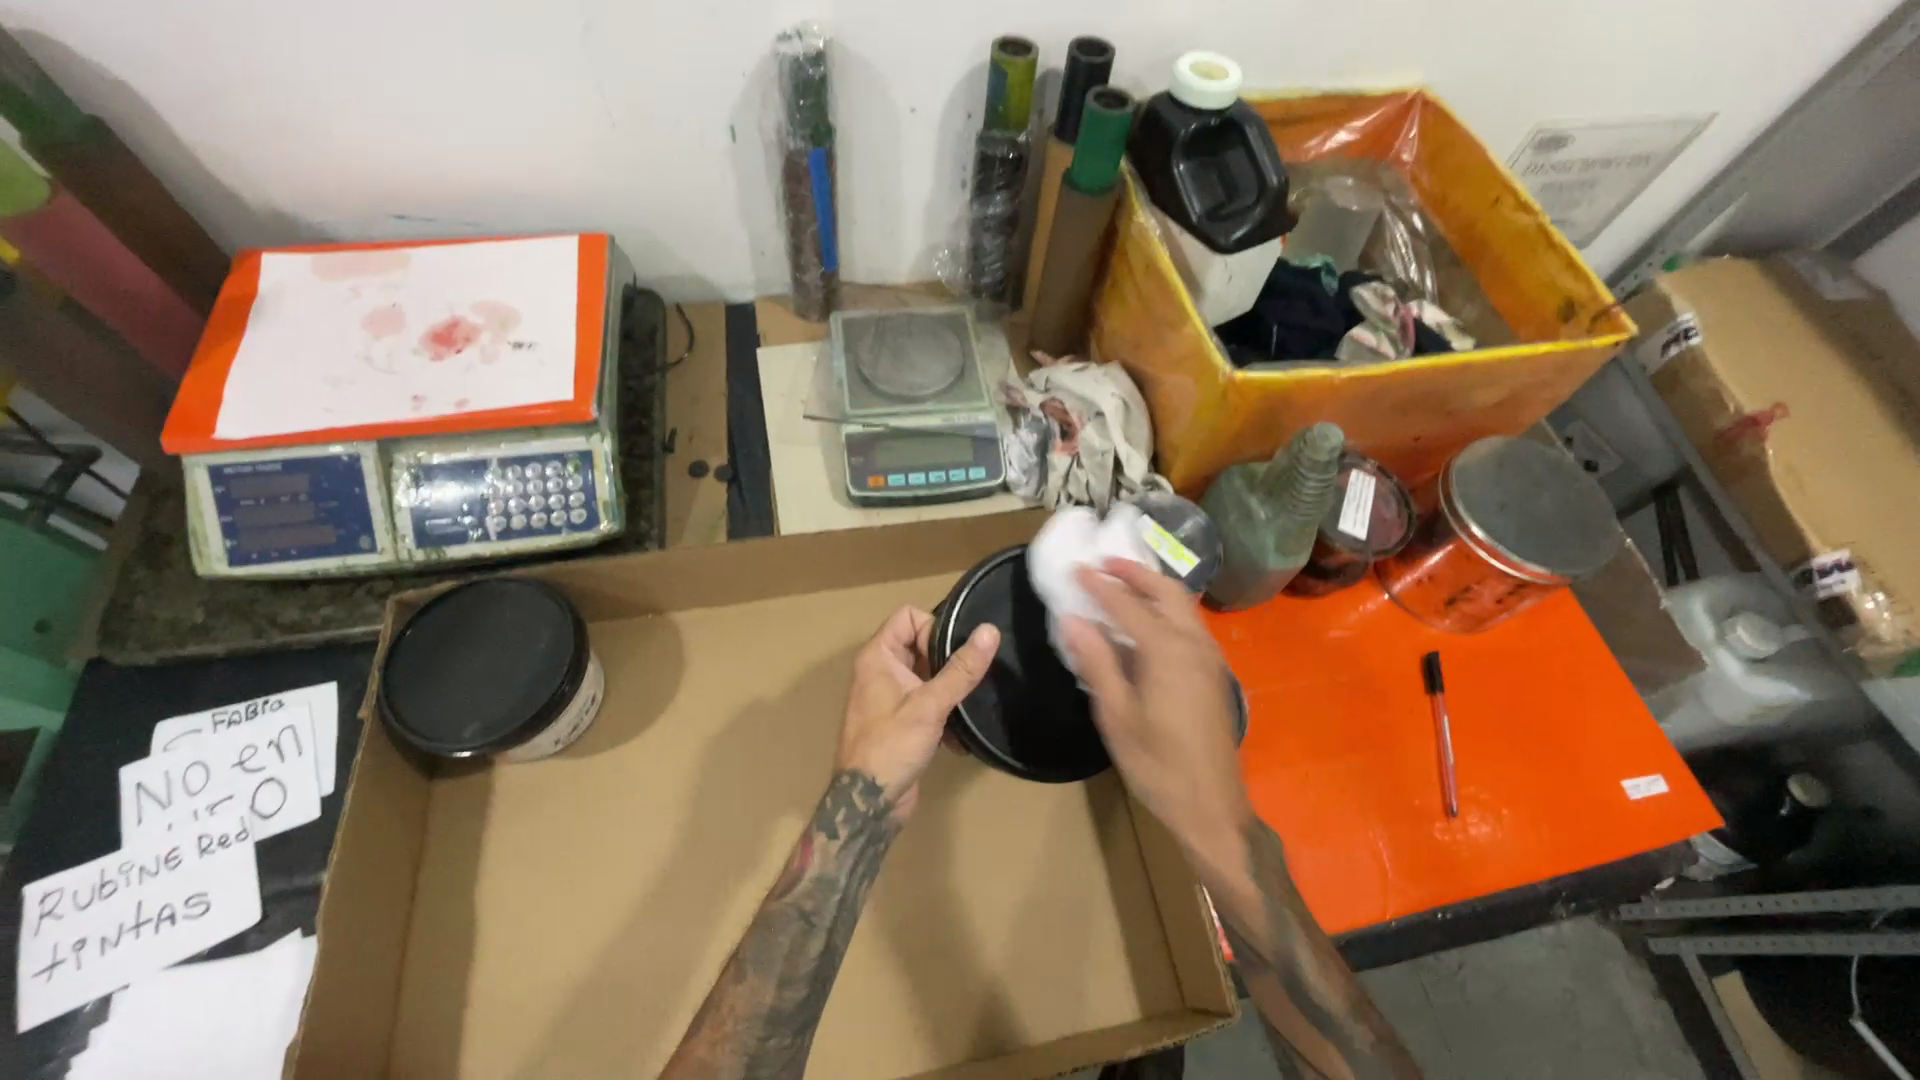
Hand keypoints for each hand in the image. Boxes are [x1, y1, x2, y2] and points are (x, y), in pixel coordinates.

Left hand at [837, 606, 998, 819]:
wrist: (868, 804)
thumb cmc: (891, 747)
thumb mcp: (930, 705)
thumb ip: (961, 669)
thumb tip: (989, 631)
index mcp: (877, 657)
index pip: (909, 616)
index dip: (934, 628)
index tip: (954, 655)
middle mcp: (880, 671)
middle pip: (921, 645)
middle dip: (948, 662)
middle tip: (969, 680)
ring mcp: (888, 697)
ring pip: (928, 676)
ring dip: (949, 691)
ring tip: (968, 707)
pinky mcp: (899, 721)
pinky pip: (927, 702)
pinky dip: (943, 714)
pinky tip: (958, 737)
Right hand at [1062, 558, 1250, 857]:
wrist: (1210, 805)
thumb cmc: (1156, 764)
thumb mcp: (1116, 715)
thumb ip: (1096, 662)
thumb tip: (1073, 620)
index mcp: (1167, 651)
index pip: (1127, 604)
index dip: (1099, 584)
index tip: (1076, 567)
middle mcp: (1194, 644)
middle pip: (1166, 591)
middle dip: (1135, 572)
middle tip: (1104, 562)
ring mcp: (1209, 658)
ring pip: (1183, 606)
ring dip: (1153, 587)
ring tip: (1122, 583)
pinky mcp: (1213, 673)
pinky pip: (1189, 624)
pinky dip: (1166, 609)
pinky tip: (1146, 622)